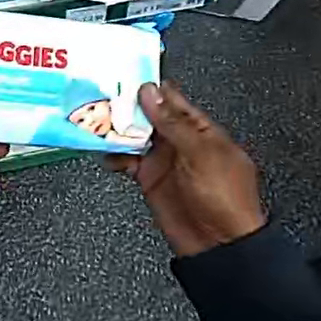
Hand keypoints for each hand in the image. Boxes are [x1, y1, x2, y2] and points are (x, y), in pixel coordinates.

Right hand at [107, 82, 264, 256]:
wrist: (219, 247)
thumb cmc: (226, 199)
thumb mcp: (201, 154)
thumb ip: (173, 123)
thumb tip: (150, 93)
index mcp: (198, 128)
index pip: (169, 98)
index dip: (147, 85)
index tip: (123, 73)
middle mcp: (178, 140)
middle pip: (146, 114)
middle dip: (124, 104)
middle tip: (99, 92)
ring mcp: (162, 159)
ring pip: (132, 134)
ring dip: (115, 127)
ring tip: (94, 119)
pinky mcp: (148, 178)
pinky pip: (126, 159)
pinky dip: (112, 154)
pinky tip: (101, 150)